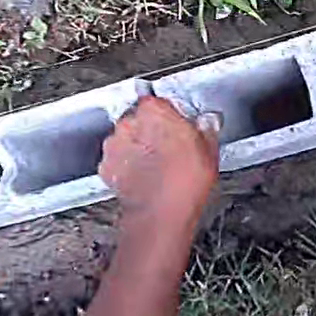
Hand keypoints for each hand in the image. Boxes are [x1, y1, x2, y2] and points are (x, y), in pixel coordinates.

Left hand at [100, 95, 219, 232]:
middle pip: (140, 118)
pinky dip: (128, 164)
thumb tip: (208, 122)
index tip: (179, 125)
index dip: (170, 114)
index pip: (159, 100)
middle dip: (152, 129)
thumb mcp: (209, 151)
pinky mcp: (106, 167)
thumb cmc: (183, 183)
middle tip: (171, 147)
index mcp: (154, 111)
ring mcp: (114, 145)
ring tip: (159, 164)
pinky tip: (146, 176)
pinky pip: (118, 159)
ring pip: (127, 138)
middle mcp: (128, 123)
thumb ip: (206, 129)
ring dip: (138, 146)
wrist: (160, 216)